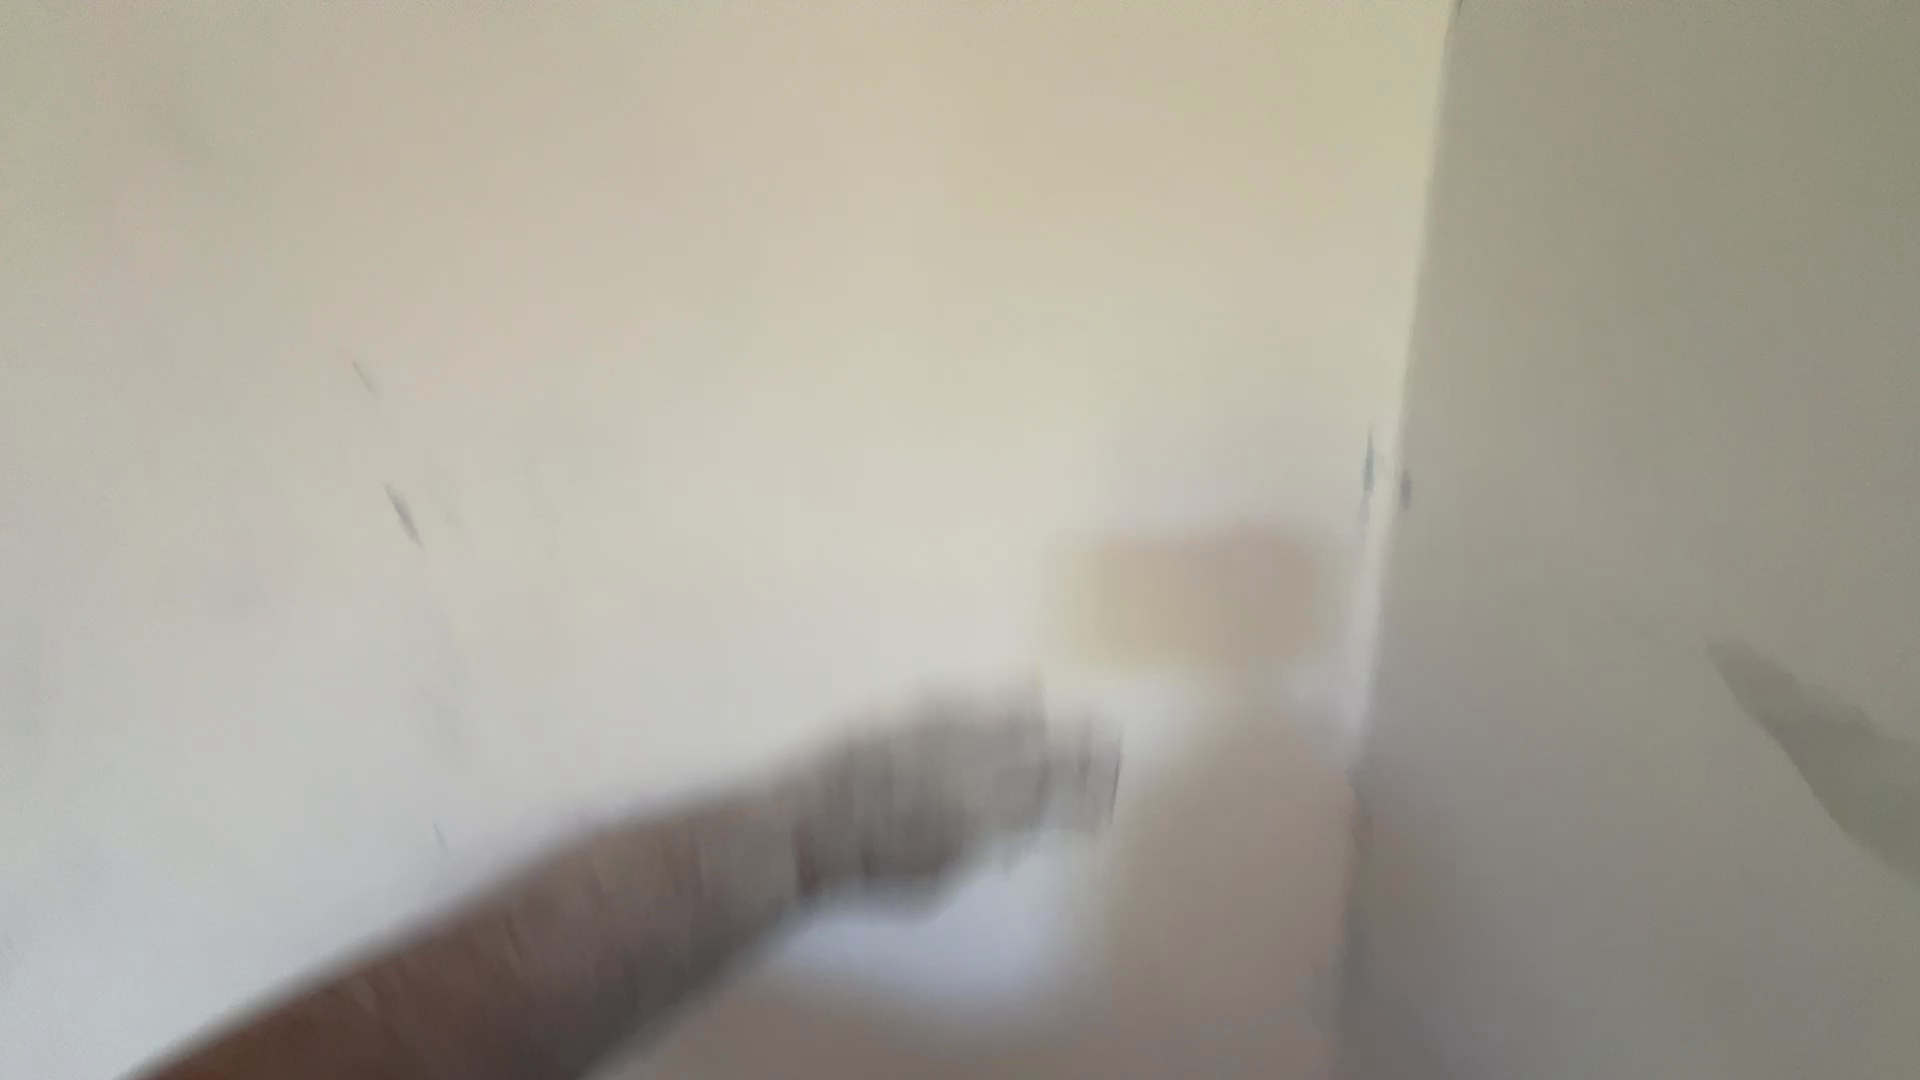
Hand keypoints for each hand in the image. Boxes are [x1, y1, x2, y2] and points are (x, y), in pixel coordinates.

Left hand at [787, 688, 1121, 898]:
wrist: (815, 824)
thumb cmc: (871, 866)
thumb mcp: (934, 877)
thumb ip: (978, 849)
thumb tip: (1006, 835)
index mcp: (980, 822)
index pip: (1045, 810)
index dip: (1080, 804)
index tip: (1106, 799)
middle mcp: (974, 777)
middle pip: (1042, 763)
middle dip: (1083, 758)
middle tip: (1113, 748)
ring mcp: (950, 741)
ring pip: (1017, 728)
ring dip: (1057, 726)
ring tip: (1086, 721)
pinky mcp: (924, 717)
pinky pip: (977, 703)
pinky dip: (1007, 699)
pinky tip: (1029, 688)